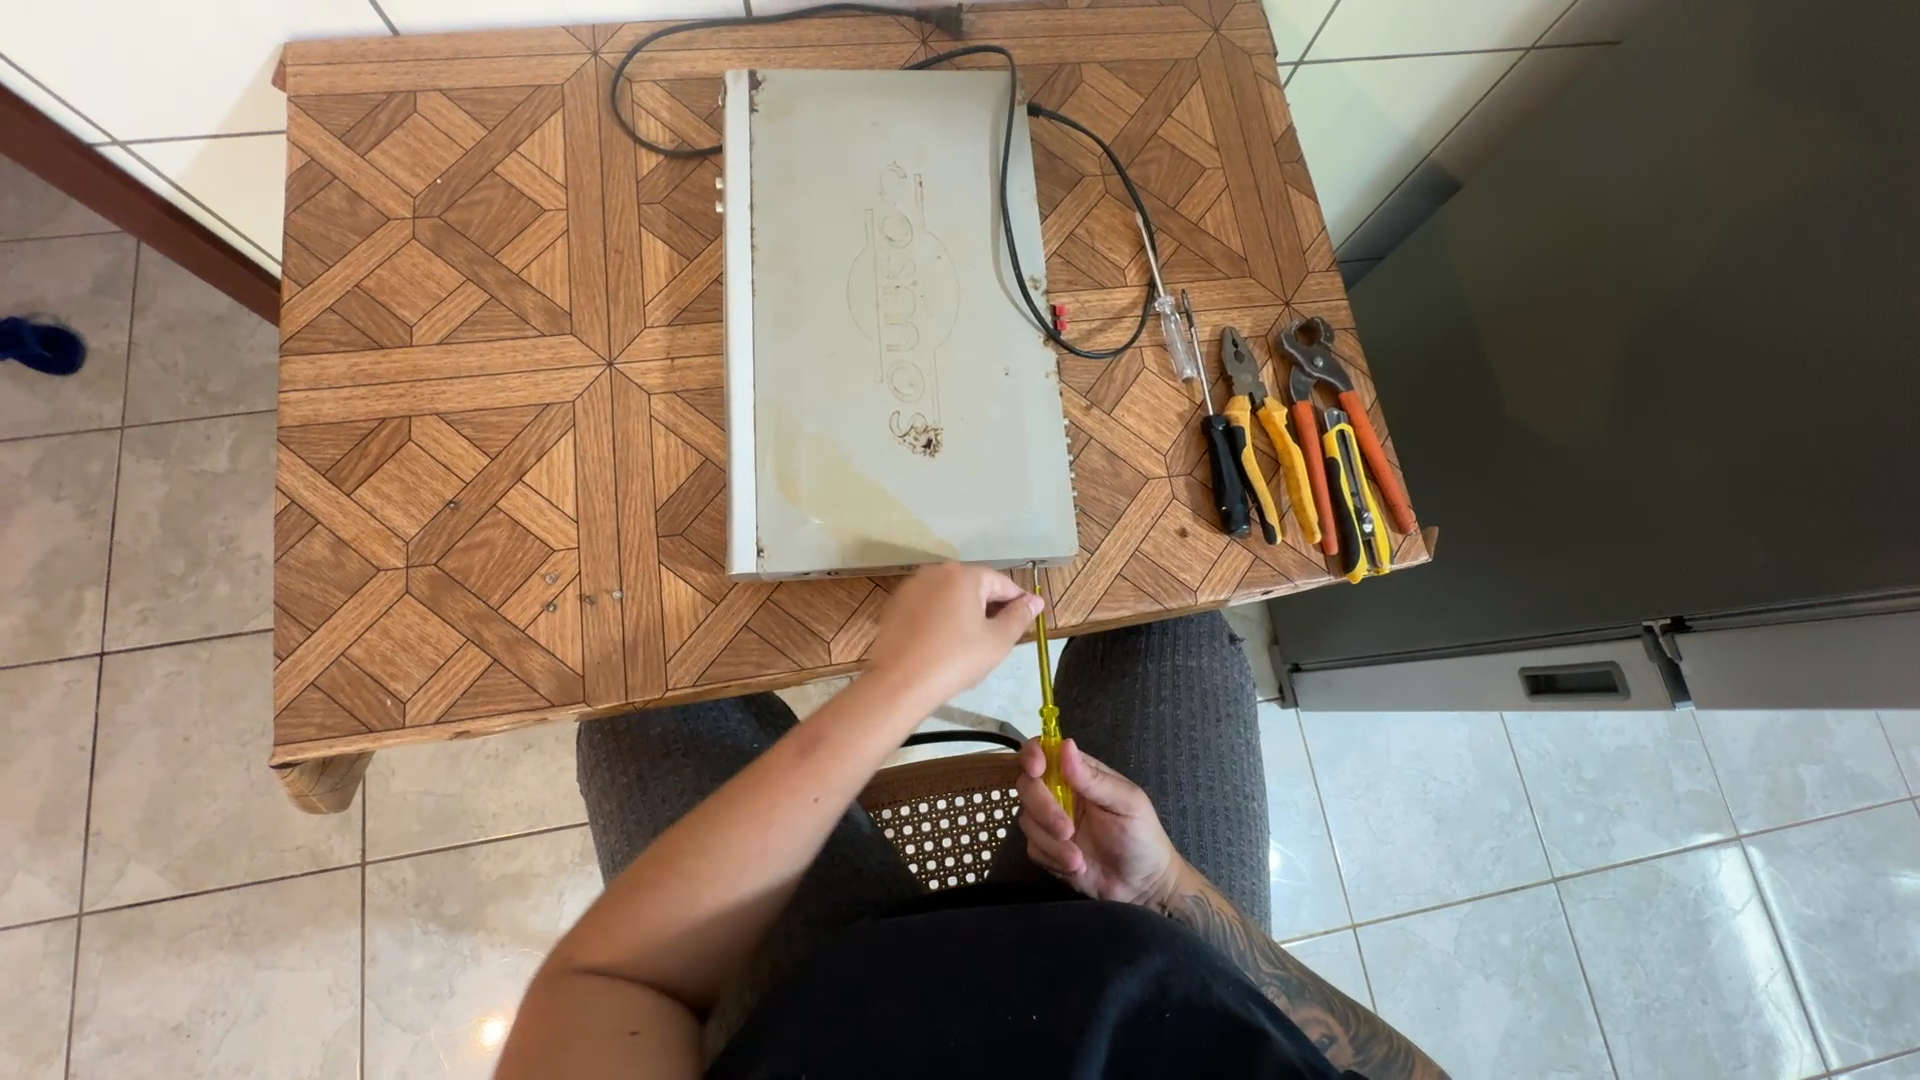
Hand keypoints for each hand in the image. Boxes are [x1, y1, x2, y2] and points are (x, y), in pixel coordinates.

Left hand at [863, 563, 1042, 707]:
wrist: (900, 683)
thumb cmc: (956, 660)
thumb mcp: (997, 641)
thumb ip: (1019, 616)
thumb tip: (1035, 600)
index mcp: (963, 575)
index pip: (1001, 583)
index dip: (1018, 602)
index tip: (1027, 621)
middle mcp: (935, 572)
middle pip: (974, 587)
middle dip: (989, 608)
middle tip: (999, 638)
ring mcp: (911, 587)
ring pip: (949, 597)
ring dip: (965, 614)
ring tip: (971, 644)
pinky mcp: (894, 606)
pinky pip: (928, 607)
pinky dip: (940, 620)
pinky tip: (943, 645)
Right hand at [1015, 738, 1186, 909]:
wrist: (1142, 886)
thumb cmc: (1141, 835)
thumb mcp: (1126, 803)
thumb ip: (1094, 778)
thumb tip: (1066, 745)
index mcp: (1078, 773)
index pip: (1044, 750)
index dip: (1033, 754)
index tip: (1036, 769)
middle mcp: (1058, 792)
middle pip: (1027, 785)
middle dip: (1043, 808)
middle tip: (1067, 830)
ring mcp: (1049, 821)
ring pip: (1027, 819)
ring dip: (1051, 842)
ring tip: (1079, 859)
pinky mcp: (1045, 849)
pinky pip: (1033, 847)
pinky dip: (1052, 859)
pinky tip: (1076, 866)